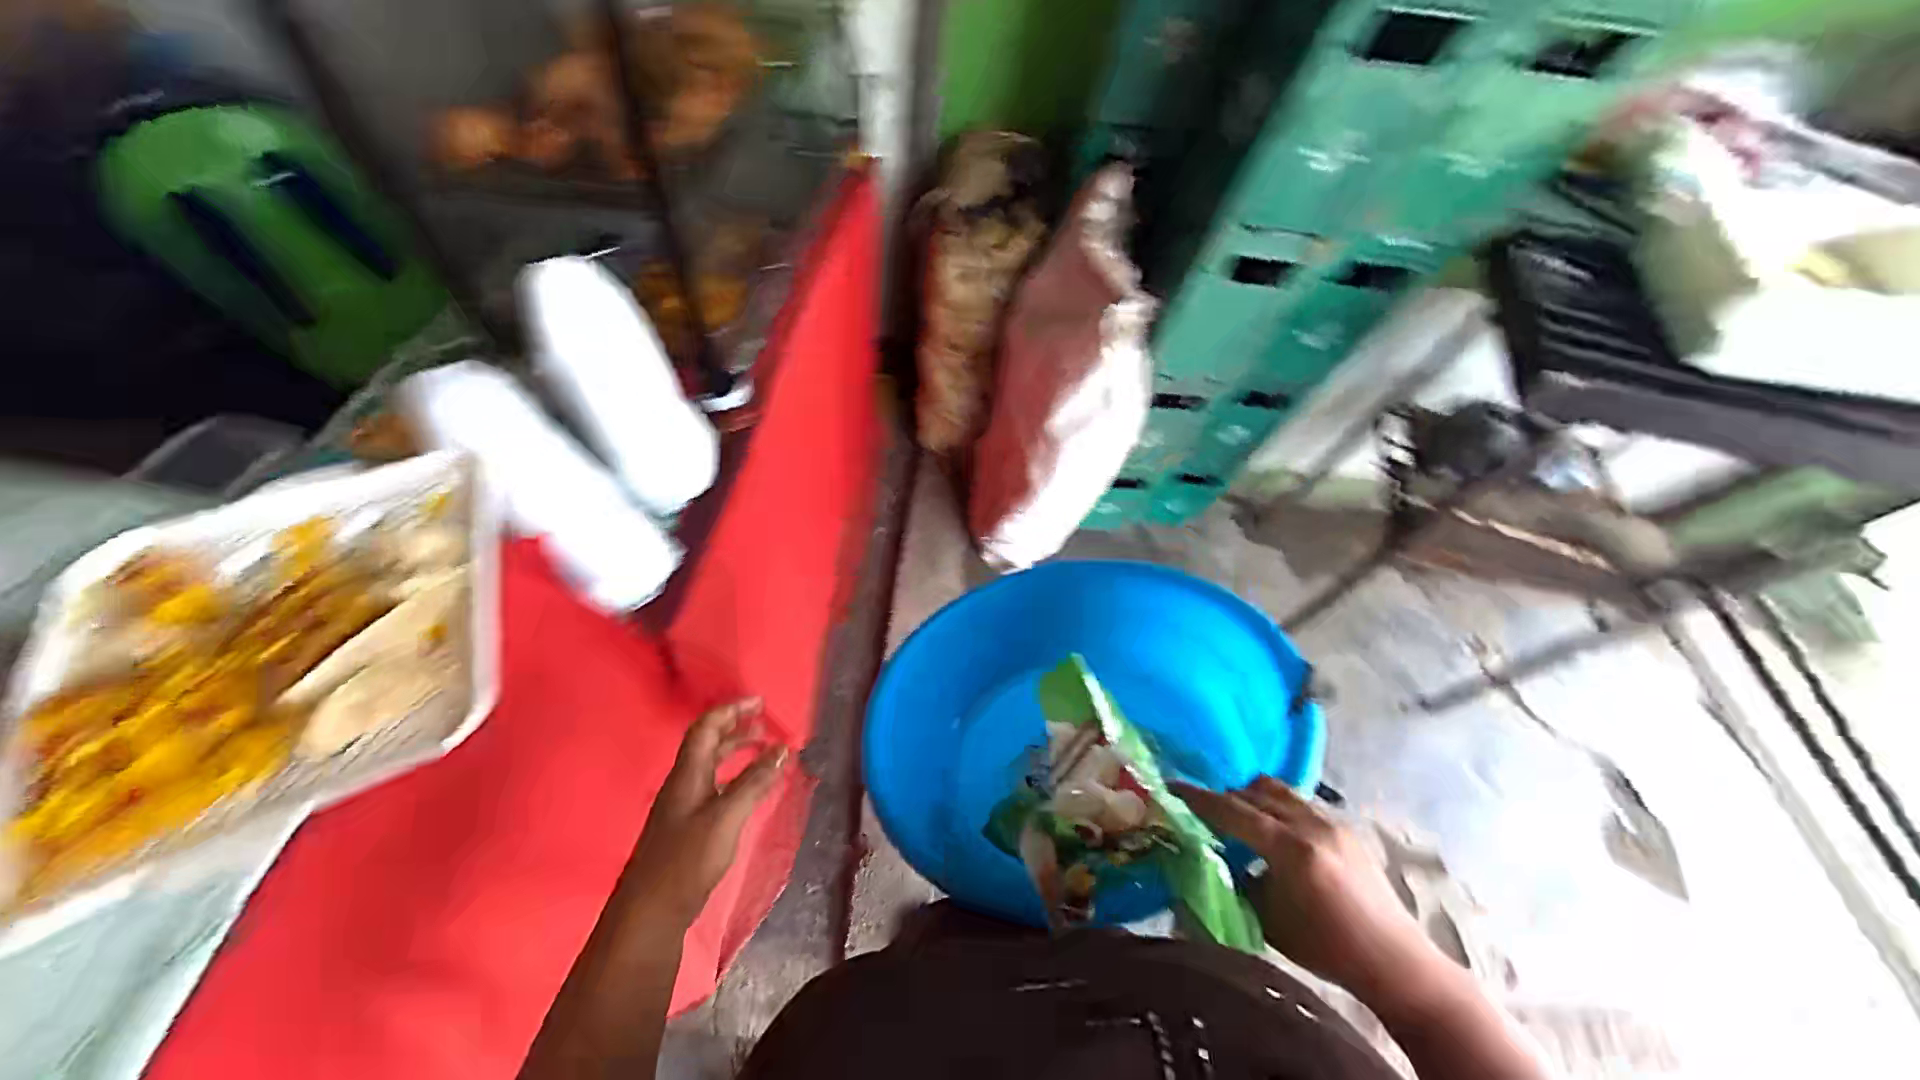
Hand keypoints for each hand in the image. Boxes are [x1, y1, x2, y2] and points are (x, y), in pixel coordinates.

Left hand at [622, 699, 789, 929]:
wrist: (650, 914)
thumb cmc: (686, 860)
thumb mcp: (726, 817)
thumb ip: (754, 782)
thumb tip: (782, 750)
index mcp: (688, 774)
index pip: (706, 728)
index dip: (731, 710)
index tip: (759, 702)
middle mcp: (683, 784)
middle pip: (708, 744)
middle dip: (736, 728)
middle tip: (765, 722)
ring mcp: (684, 807)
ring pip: (712, 766)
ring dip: (737, 752)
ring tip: (764, 750)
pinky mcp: (689, 828)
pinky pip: (715, 787)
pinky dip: (736, 777)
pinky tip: (750, 788)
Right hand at [1172, 777, 1449, 1005]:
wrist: (1393, 961)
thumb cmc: (1325, 946)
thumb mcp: (1266, 916)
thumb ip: (1238, 877)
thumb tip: (1212, 854)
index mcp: (1289, 848)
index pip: (1232, 810)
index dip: (1198, 798)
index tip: (1172, 786)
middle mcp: (1310, 825)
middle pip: (1254, 792)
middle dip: (1225, 796)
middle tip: (1203, 806)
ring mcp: (1332, 823)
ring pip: (1279, 791)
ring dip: (1252, 796)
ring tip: (1238, 814)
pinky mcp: (1345, 829)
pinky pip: (1299, 802)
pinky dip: (1277, 806)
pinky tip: (1272, 829)